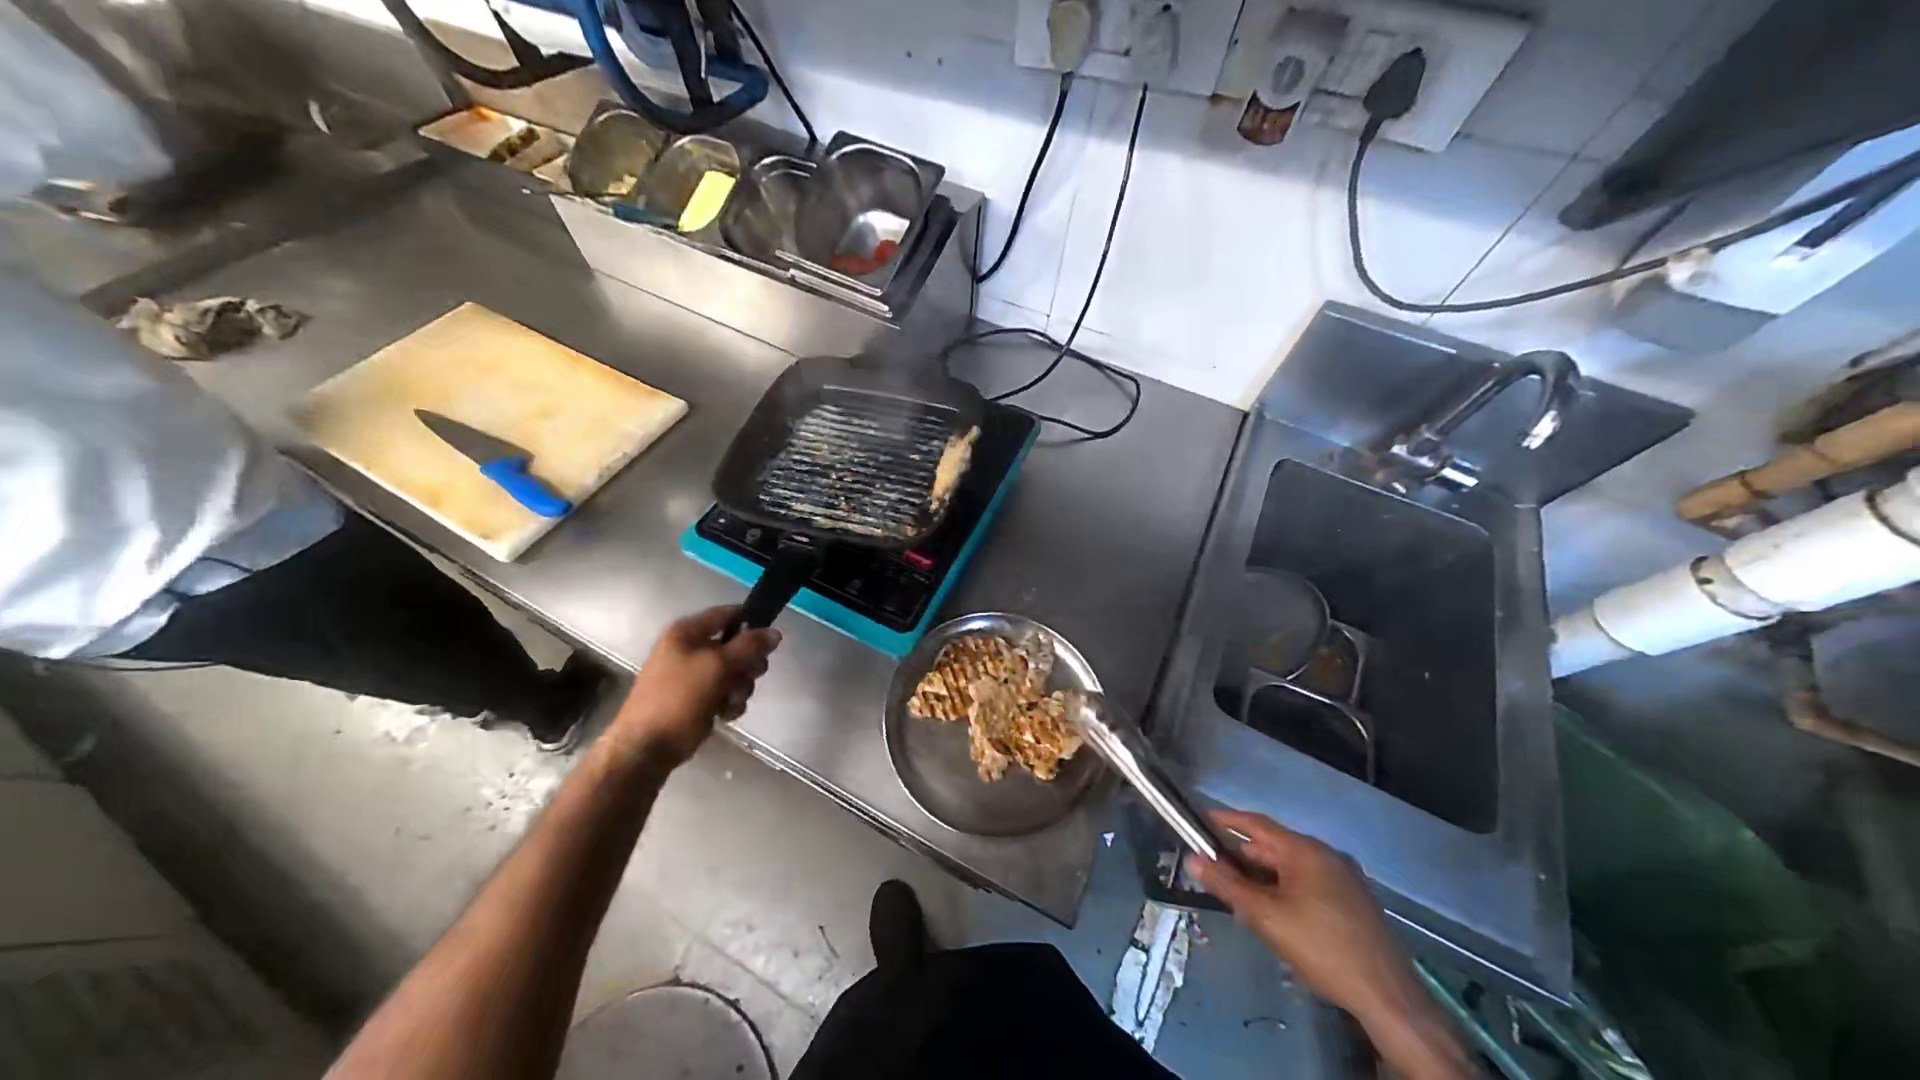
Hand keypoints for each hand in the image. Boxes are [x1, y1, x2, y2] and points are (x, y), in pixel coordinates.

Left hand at [612, 607, 780, 764]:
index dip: (751, 623)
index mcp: (687, 632)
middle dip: (747, 665)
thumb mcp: (717, 666)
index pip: (729, 614)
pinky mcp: (696, 699)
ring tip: (729, 703)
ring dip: (739, 688)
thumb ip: (749, 646)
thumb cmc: (679, 698)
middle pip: (736, 646)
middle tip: (748, 677)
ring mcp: (692, 675)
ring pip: (734, 673)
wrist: (647, 747)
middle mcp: (689, 648)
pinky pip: (725, 692)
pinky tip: (724, 715)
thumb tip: (775, 633)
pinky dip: (729, 703)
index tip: (769, 642)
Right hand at [1185, 811, 1470, 1079]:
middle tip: (1209, 865)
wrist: (1386, 996)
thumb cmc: (1321, 947)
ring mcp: (1343, 878)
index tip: (1199, 818)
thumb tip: (1192, 860)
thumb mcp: (1265, 916)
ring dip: (1260, 875)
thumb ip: (1227, 885)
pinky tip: (1270, 909)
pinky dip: (1282, 888)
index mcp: (1306, 850)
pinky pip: (1307, 883)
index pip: (1256, 824)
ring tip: (1233, 889)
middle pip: (1273, 847)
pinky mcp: (1352, 902)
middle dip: (1240, 855)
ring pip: (1290, 868)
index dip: (1225, 819)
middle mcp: (1326, 856)